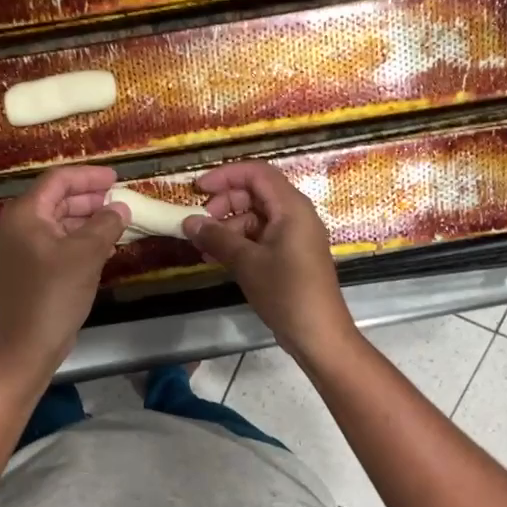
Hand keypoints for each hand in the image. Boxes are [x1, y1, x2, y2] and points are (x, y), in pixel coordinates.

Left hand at [0, 165, 129, 371]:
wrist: (27, 344)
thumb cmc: (54, 294)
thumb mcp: (86, 254)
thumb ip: (105, 225)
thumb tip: (120, 207)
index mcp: (25, 214)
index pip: (58, 180)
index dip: (89, 177)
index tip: (116, 179)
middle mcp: (19, 226)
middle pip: (57, 200)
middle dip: (90, 199)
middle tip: (120, 201)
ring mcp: (23, 250)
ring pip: (60, 223)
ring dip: (88, 222)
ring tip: (118, 224)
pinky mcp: (31, 271)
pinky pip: (58, 245)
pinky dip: (80, 242)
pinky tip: (104, 250)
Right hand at [183, 160, 356, 360]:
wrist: (318, 333)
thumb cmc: (286, 292)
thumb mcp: (246, 263)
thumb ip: (217, 238)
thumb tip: (189, 222)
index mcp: (291, 207)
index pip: (256, 172)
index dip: (225, 176)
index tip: (197, 190)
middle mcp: (295, 215)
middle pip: (255, 194)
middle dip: (224, 204)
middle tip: (200, 226)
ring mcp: (294, 237)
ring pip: (256, 218)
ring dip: (228, 227)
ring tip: (204, 248)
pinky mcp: (291, 256)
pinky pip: (262, 238)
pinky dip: (240, 243)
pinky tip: (218, 258)